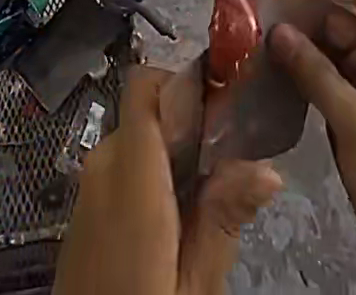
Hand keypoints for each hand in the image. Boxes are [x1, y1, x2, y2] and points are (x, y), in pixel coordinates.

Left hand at [56, 66, 282, 294]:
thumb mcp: (193, 284)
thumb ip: (222, 219)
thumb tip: (269, 170)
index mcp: (130, 172)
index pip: (144, 85)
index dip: (182, 81)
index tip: (223, 102)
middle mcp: (103, 163)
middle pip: (149, 110)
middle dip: (190, 122)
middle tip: (232, 153)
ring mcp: (89, 184)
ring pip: (140, 136)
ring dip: (175, 149)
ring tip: (212, 186)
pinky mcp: (86, 205)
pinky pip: (124, 163)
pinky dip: (154, 169)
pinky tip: (179, 210)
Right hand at [269, 0, 355, 294]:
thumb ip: (317, 75)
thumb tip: (276, 30)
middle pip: (342, 16)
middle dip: (301, 11)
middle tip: (250, 11)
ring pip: (331, 49)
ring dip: (296, 43)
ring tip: (249, 35)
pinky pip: (328, 79)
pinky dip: (302, 73)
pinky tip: (266, 70)